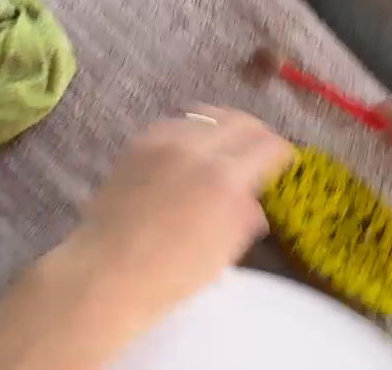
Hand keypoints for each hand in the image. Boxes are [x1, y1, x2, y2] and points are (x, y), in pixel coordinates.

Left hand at [0, 107, 293, 369]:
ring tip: (227, 140)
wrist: (107, 271)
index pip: (265, 145)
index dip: (280, 148)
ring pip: (206, 115)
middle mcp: (196, 149)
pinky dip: (190, 130)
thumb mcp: (220, 253)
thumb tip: (253, 203)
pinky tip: (190, 146)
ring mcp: (164, 140)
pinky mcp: (139, 141)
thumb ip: (242, 219)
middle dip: (256, 129)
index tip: (284, 155)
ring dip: (223, 125)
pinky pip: (174, 123)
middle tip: (262, 141)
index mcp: (223, 179)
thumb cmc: (167, 275)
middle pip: (238, 119)